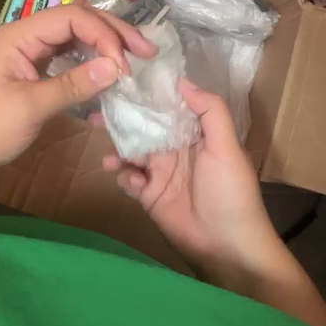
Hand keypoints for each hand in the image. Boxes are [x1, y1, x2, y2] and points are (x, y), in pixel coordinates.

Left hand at [0, 5, 156, 186]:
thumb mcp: (31, 107)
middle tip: (148, 50)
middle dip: (113, 34)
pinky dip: (89, 65)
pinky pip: (65, 59)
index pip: (73, 17)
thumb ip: (74, 85)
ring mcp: (27, 54)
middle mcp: (25, 36)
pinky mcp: (30, 72)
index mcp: (20, 35)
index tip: (125, 65)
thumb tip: (116, 67)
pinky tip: (108, 76)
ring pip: (74, 39)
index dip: (105, 36)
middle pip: (77, 22)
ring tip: (134, 60)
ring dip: (104, 47)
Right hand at [99, 79, 291, 287]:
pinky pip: (128, 180)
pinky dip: (122, 176)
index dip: (147, 94)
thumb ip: (210, 111)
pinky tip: (125, 178)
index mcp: (195, 133)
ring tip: (107, 153)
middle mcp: (176, 149)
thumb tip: (181, 81)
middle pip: (144, 127)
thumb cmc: (231, 192)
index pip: (167, 107)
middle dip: (122, 119)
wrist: (227, 245)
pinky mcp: (149, 196)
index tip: (122, 79)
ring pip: (132, 151)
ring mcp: (161, 173)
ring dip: (117, 148)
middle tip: (95, 112)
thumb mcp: (227, 147)